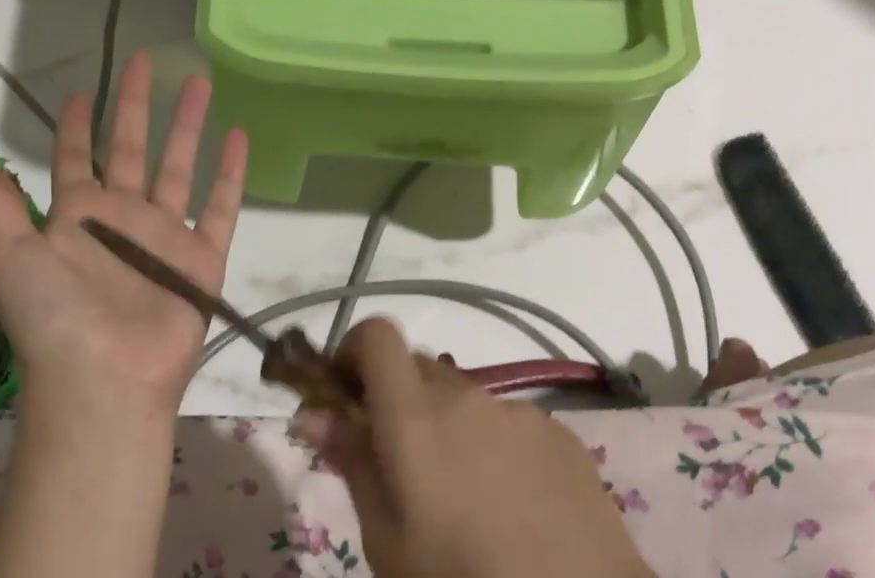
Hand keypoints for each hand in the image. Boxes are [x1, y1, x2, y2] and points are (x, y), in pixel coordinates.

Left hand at [0, 50, 248, 419]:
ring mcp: (163, 235)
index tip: (83, 89)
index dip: (77, 123)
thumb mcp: (9, 254)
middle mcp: (120, 216)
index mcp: (75, 213)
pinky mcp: (200, 257)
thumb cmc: (51, 316)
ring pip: (178, 166)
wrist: (103, 380)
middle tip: (147, 59)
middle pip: (130, 146)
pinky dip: (229, 173)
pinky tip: (237, 135)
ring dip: (188, 125)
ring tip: (200, 82)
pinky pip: (218, 207)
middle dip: (137, 104)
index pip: (76, 154)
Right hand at [298, 319, 652, 577]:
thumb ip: (351, 464)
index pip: (377, 335)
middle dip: (398, 399)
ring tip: (463, 494)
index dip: (355, 352)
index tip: (346, 394)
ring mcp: (517, 412)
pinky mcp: (560, 435)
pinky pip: (508, 422)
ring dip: (448, 426)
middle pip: (417, 368)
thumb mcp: (387, 539)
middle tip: (400, 461)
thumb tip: (313, 414)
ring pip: (463, 398)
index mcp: (413, 414)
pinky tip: (512, 504)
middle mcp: (464, 396)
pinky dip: (494, 445)